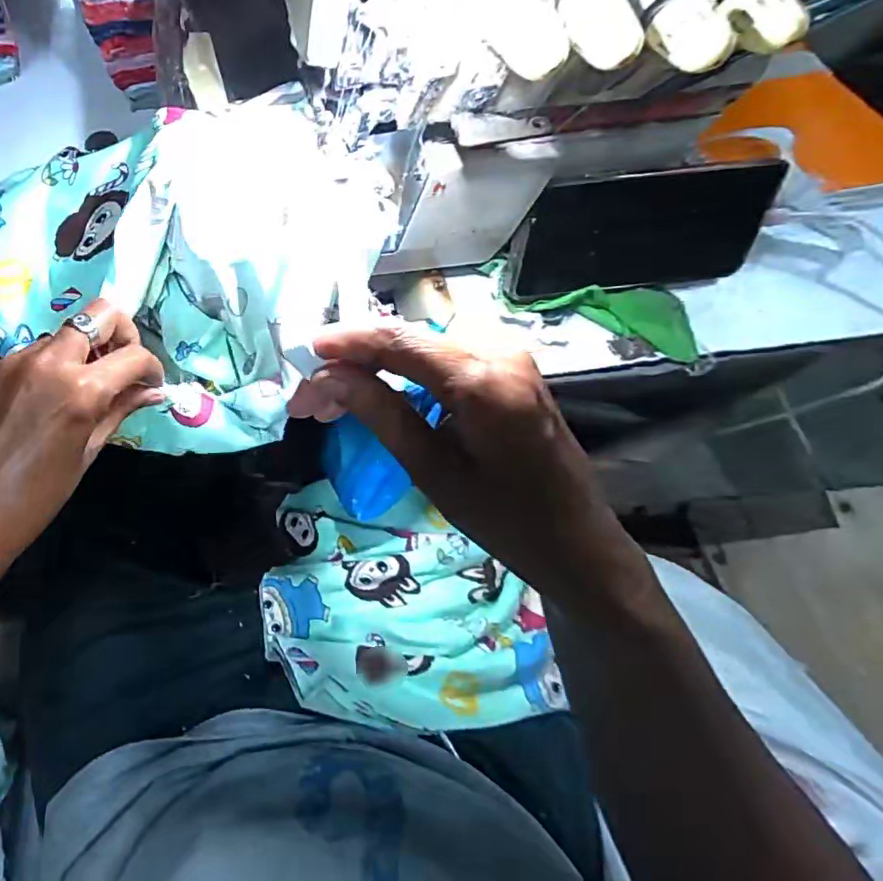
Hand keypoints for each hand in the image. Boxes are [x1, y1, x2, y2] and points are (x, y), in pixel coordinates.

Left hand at [0, 299, 163, 593]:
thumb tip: (152, 391)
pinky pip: (29, 354)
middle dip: (119, 334)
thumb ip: (119, 410)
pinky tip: (39, 403)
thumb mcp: (87, 453)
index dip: (150, 367)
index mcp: (79, 389)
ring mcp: (12, 360)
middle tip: (118, 366)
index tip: (149, 384)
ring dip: (79, 353)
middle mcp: (47, 361)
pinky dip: (46, 368)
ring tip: (76, 390)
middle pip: (98, 314)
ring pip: (61, 335)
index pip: (133, 354)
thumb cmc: (37, 497)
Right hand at [288, 322, 651, 612]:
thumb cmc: (503, 518)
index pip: (397, 341)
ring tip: (338, 397)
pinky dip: (403, 368)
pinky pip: (441, 355)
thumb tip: (325, 377)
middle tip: (314, 396)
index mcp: (481, 378)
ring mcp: (508, 356)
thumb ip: (377, 411)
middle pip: (407, 337)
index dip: (345, 342)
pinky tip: (378, 390)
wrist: (578, 544)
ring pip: (421, 343)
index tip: (304, 353)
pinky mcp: (508, 368)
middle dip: (354, 360)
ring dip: (375, 364)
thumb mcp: (429, 468)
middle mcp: (497, 351)